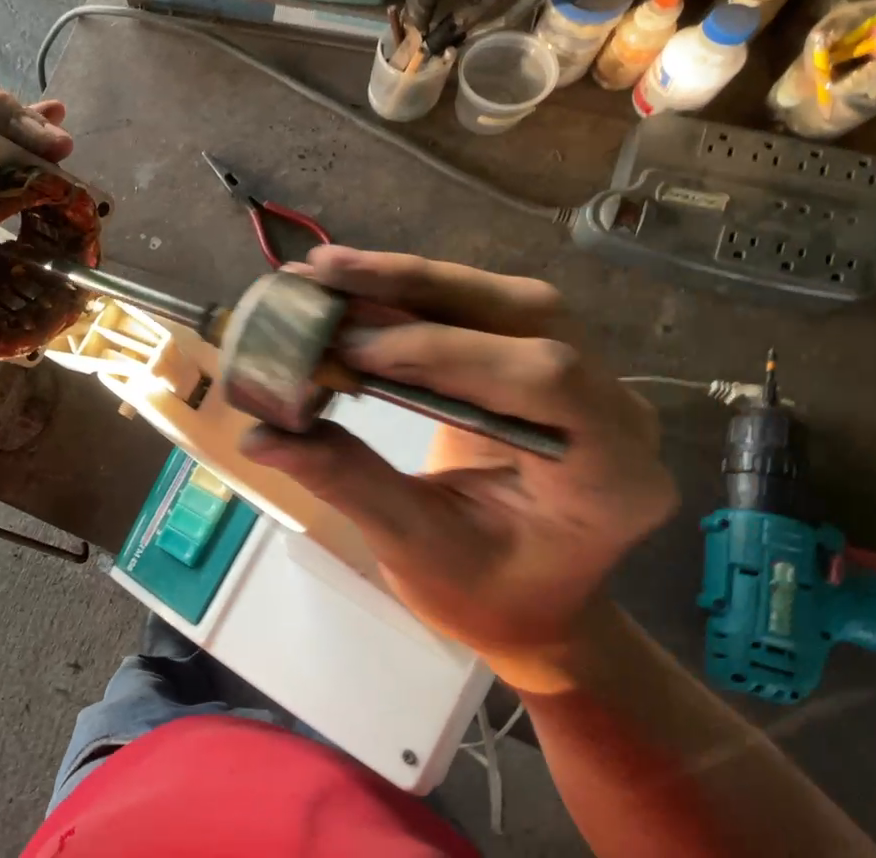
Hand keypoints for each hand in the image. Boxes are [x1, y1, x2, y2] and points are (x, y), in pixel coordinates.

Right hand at [241, 247, 676, 690]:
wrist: (530, 606)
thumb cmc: (486, 595)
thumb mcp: (416, 549)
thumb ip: (347, 481)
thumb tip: (259, 437)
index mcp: (609, 476)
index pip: (543, 380)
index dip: (442, 352)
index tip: (347, 350)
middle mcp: (616, 411)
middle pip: (528, 314)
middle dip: (420, 287)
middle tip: (326, 273)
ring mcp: (587, 382)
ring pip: (505, 300)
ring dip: (411, 281)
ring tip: (326, 271)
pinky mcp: (543, 366)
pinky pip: (484, 314)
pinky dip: (413, 298)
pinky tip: (355, 289)